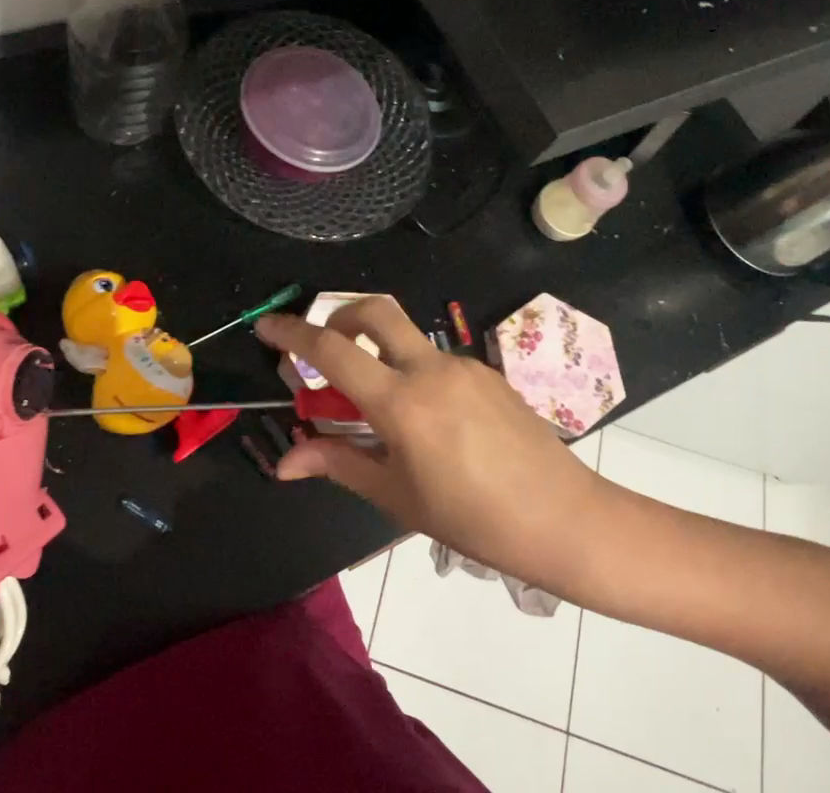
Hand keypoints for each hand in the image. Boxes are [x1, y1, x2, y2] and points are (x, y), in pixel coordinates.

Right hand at [256, 299, 598, 578]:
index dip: (292, 332)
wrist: (563, 519)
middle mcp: (431, 370)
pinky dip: (412, 373)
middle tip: (324, 348)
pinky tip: (424, 423)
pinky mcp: (488, 375)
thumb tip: (284, 462)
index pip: (332, 351)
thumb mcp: (395, 495)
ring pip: (408, 338)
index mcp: (401, 403)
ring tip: (377, 409)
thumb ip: (338, 463)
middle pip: (375, 310)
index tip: (266, 327)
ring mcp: (464, 367)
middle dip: (339, 316)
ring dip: (378, 352)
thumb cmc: (471, 518)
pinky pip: (436, 361)